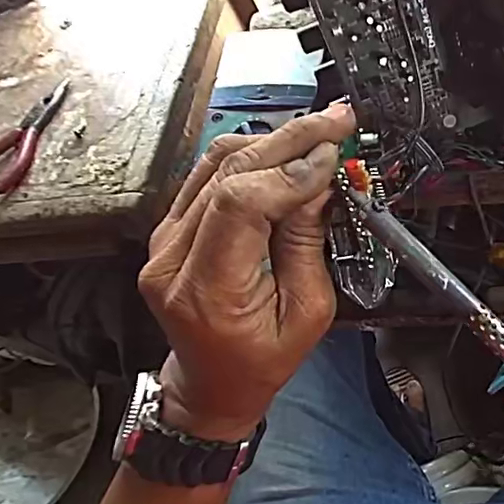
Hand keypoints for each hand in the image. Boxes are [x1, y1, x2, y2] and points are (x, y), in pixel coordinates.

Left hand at [136, 103, 355, 440]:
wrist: (211, 383)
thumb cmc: (261, 362)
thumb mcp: (307, 314)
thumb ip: (307, 245)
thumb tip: (318, 183)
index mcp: (207, 289)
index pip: (240, 205)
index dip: (290, 172)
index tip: (333, 156)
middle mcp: (173, 256)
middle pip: (227, 171)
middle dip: (290, 139)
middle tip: (337, 121)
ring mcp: (166, 237)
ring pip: (216, 162)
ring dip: (274, 140)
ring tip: (321, 132)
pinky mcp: (173, 226)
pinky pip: (211, 174)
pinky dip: (256, 155)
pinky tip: (290, 149)